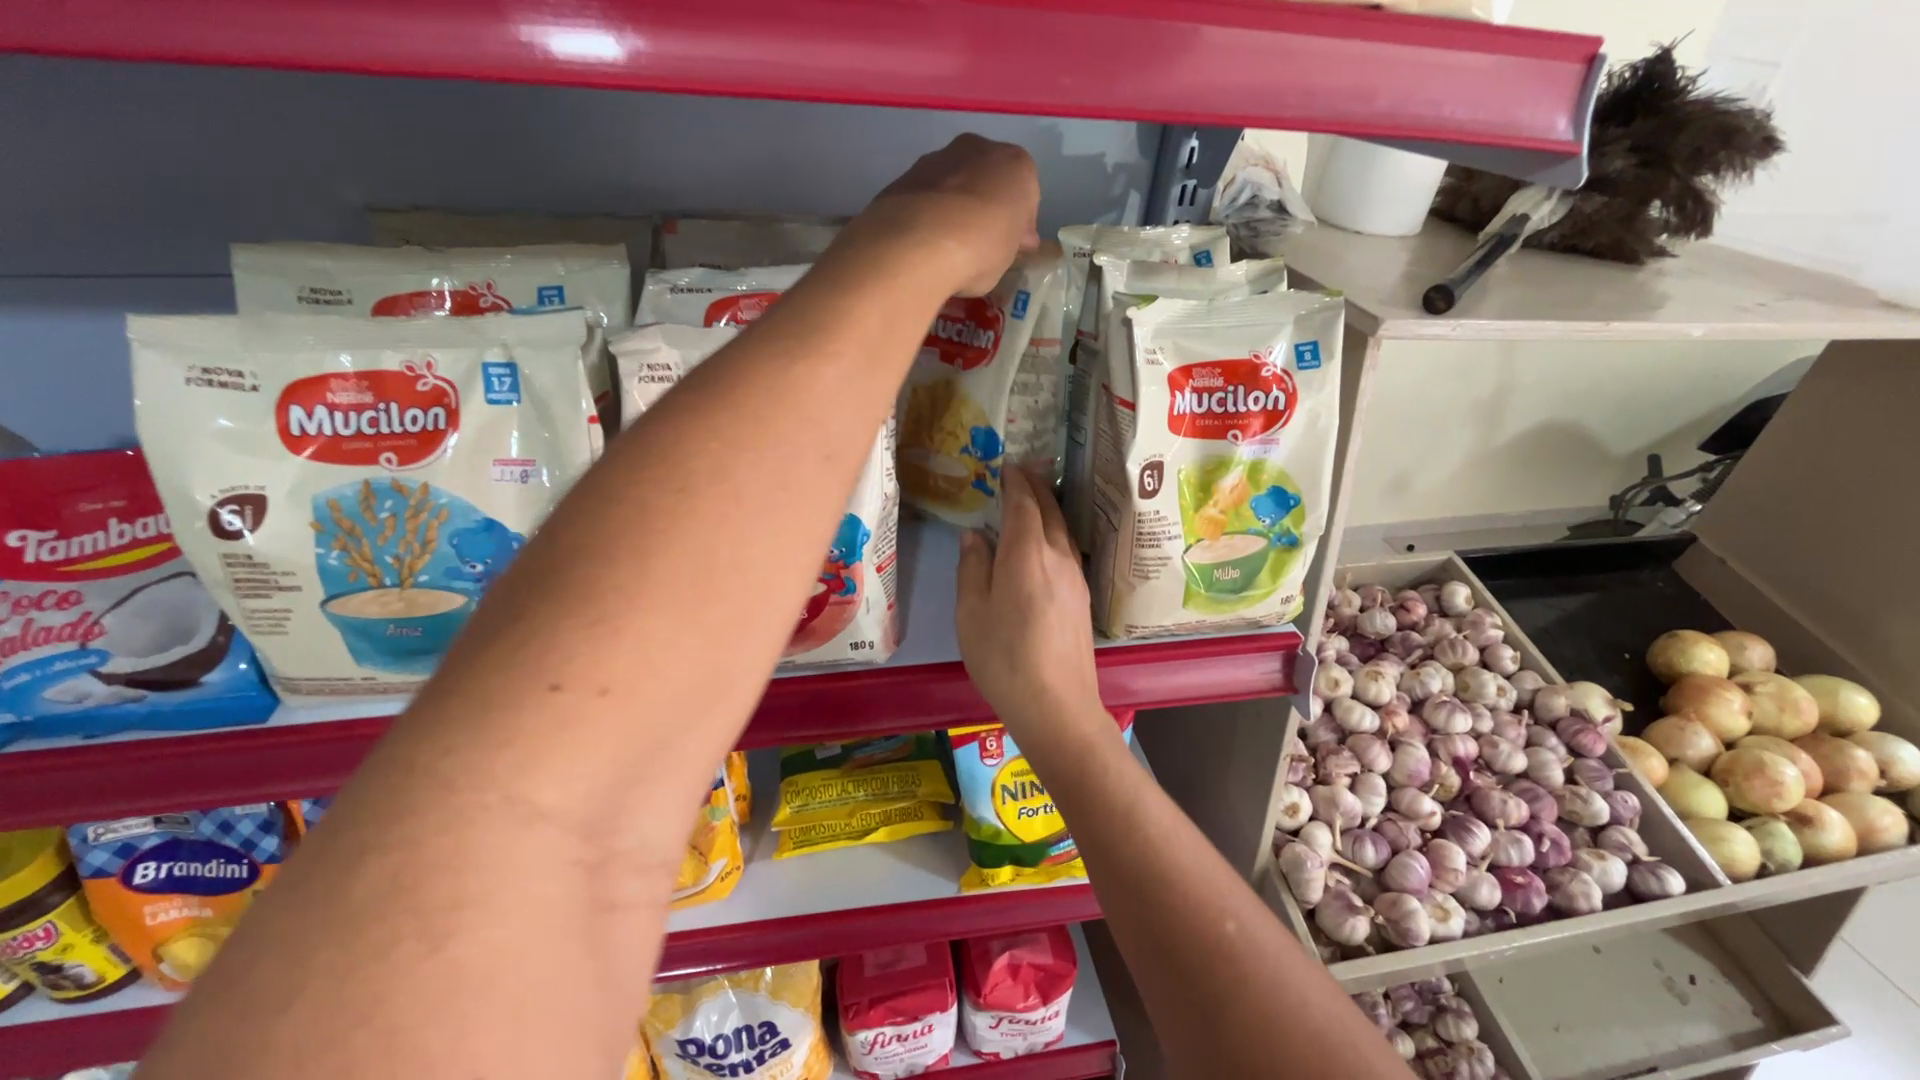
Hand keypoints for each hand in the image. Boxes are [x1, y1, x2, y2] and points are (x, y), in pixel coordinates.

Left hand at [845, 134, 1040, 296]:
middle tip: (979, 243)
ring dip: (953, 207)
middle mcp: (978, 148)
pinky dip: (926, 213)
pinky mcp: (905, 175)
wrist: (921, 240)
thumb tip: (1019, 239)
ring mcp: (937, 158)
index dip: (1018, 222)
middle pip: (987, 179)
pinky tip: (923, 242)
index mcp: (1016, 163)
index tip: (1009, 246)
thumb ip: (1013, 240)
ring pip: (953, 184)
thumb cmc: (982, 245)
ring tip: (946, 246)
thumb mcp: (1010, 254)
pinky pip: (925, 196)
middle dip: (985, 205)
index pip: (1024, 193)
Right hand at [955, 467, 1103, 738]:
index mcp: (1027, 554)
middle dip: (1037, 487)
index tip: (1007, 466)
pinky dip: (1056, 533)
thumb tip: (975, 536)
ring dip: (1049, 509)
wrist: (1057, 706)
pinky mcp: (1083, 598)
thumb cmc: (1004, 659)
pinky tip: (1046, 544)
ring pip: (1064, 530)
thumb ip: (972, 568)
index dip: (1015, 483)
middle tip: (1023, 471)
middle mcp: (1058, 557)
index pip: (1024, 505)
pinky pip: (1069, 551)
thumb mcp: (972, 613)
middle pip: (1051, 511)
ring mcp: (1076, 578)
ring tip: (1034, 500)